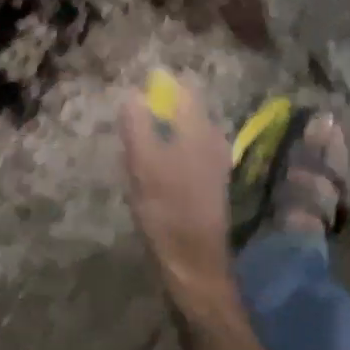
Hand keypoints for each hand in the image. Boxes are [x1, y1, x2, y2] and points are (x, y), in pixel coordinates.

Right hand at [121, 73, 233, 301]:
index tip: (135, 100)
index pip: (182, 87)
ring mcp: (217, 160)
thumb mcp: (142, 164)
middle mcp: (214, 137)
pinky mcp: (213, 181)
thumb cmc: (165, 210)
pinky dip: (172, 153)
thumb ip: (137, 124)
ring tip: (139, 154)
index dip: (158, 87)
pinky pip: (190, 151)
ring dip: (164, 134)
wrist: (195, 261)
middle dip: (159, 112)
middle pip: (186, 109)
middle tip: (132, 130)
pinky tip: (156, 174)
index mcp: (199, 128)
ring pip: (187, 131)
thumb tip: (134, 95)